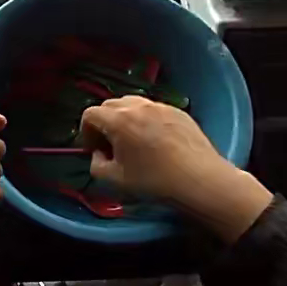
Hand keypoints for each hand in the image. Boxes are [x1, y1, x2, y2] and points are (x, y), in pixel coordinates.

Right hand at [80, 96, 271, 241]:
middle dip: (104, 122)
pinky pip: (153, 109)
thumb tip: (99, 155)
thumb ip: (96, 165)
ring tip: (133, 140)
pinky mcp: (178, 111)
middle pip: (110, 105)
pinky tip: (155, 141)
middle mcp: (138, 106)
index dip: (86, 131)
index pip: (90, 114)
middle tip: (110, 144)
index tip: (94, 148)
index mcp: (118, 120)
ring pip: (132, 104)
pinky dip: (146, 120)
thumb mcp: (114, 180)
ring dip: (125, 118)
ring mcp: (160, 106)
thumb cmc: (154, 181)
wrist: (200, 180)